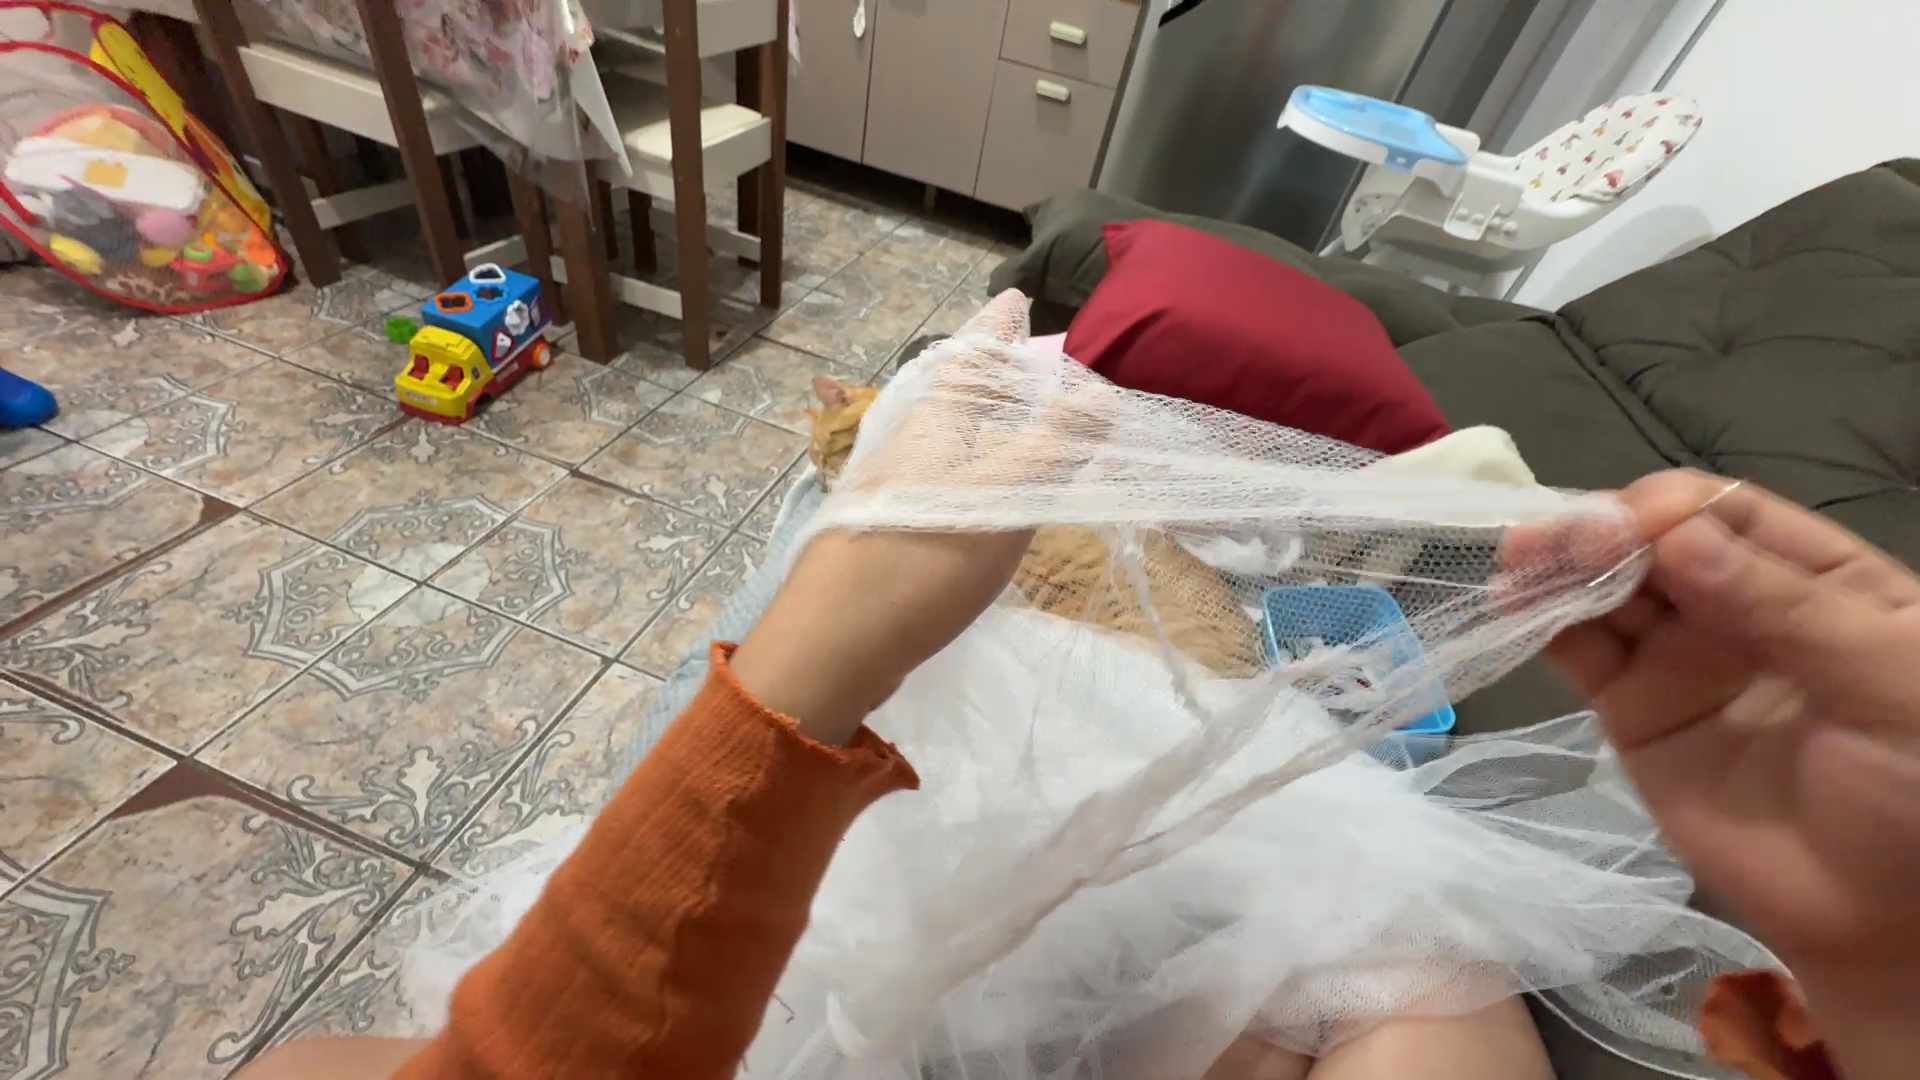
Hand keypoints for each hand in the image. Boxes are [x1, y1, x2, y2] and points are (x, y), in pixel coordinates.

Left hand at [731, 290, 1075, 744]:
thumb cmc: (925, 557)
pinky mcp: (892, 530)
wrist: (838, 641)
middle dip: (987, 373)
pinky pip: (943, 478)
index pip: (970, 355)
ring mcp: (894, 488)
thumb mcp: (1004, 496)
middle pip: (952, 393)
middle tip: (1020, 359)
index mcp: (935, 421)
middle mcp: (908, 445)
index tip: (1014, 298)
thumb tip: (1099, 391)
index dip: (996, 327)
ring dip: (979, 421)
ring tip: (1012, 419)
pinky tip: (981, 492)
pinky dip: (972, 468)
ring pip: (946, 438)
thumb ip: (1053, 446)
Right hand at [1548, 471, 1919, 1076]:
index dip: (1671, 510)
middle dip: (1596, 533)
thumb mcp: (1895, 689)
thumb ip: (1790, 608)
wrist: (1879, 920)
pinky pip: (1575, 647)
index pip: (1727, 517)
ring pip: (1601, 588)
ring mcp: (1676, 655)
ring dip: (1553, 565)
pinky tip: (1508, 603)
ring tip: (1515, 561)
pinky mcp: (1625, 701)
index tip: (1629, 532)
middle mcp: (1736, 608)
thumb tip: (1676, 538)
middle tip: (1550, 542)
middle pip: (1648, 544)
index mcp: (1821, 585)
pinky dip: (1536, 619)